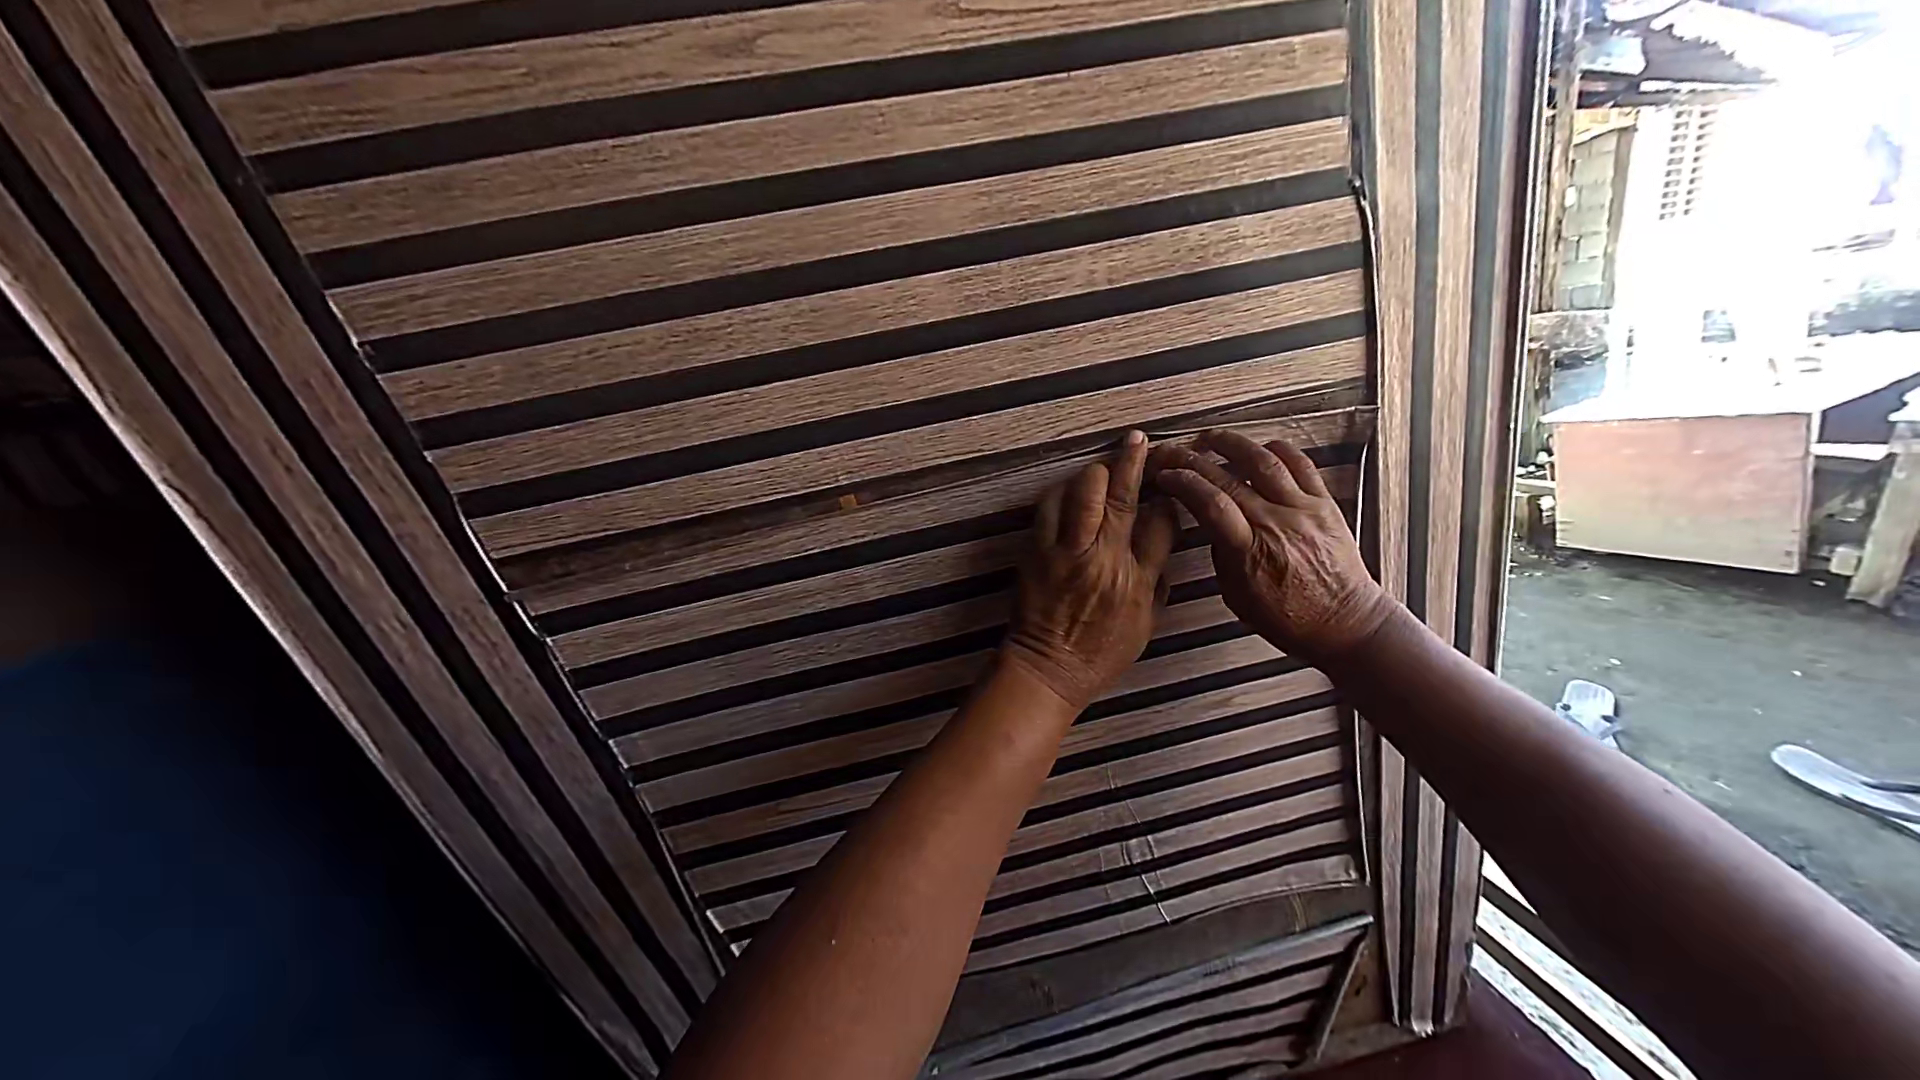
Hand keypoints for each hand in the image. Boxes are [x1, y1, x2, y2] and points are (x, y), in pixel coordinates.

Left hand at [1001, 431, 1177, 711]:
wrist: (1047, 668)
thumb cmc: (1099, 654)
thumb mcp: (1146, 625)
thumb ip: (1157, 584)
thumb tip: (1163, 550)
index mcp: (1137, 580)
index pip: (1161, 524)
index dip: (1166, 500)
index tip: (1165, 489)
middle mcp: (1104, 559)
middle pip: (1122, 497)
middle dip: (1132, 461)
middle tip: (1137, 440)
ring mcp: (1067, 552)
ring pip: (1082, 493)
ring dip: (1094, 472)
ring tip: (1102, 465)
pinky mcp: (1037, 552)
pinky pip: (1049, 508)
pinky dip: (1061, 492)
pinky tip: (1068, 490)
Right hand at [1149, 430, 1396, 666]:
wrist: (1344, 624)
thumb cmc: (1288, 618)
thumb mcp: (1235, 594)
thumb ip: (1220, 553)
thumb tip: (1209, 523)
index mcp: (1250, 551)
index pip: (1209, 502)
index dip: (1182, 481)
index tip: (1164, 474)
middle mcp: (1277, 523)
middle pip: (1227, 478)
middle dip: (1192, 459)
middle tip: (1172, 451)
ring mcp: (1303, 510)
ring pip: (1264, 461)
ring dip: (1232, 443)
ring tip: (1210, 437)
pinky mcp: (1324, 505)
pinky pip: (1301, 466)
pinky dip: (1278, 450)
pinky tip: (1260, 446)